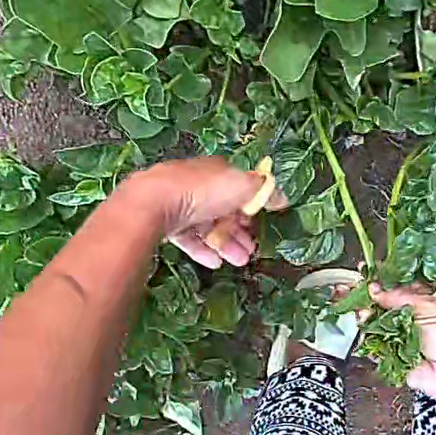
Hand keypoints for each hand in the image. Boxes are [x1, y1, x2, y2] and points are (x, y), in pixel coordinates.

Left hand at [119, 158, 287, 267]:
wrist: (152, 204)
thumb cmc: (202, 191)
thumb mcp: (243, 186)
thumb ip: (264, 192)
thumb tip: (283, 197)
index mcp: (216, 171)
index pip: (239, 188)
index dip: (252, 206)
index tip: (261, 224)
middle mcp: (197, 184)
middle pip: (224, 210)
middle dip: (240, 231)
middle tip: (253, 250)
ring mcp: (179, 203)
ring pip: (207, 226)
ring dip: (226, 244)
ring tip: (239, 261)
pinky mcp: (164, 222)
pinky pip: (188, 237)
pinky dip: (202, 250)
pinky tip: (214, 263)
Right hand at [370, 284, 435, 405]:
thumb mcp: (429, 307)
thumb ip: (400, 297)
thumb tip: (376, 290)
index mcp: (429, 303)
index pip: (402, 290)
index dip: (385, 285)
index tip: (369, 280)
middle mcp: (417, 321)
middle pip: (387, 309)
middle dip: (373, 303)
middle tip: (360, 297)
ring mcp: (406, 340)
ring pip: (380, 328)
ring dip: (369, 321)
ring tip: (362, 314)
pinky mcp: (398, 359)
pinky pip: (378, 349)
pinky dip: (370, 342)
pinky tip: (364, 332)